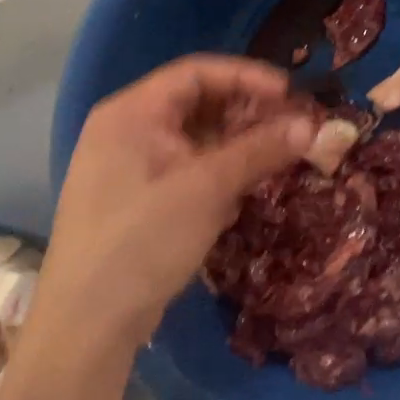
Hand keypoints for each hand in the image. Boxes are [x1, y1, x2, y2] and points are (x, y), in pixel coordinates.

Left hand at [35, 55, 313, 347]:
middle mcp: (126, 130)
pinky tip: (244, 189)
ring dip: (238, 143)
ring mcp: (129, 167)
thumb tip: (314, 124)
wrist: (85, 328)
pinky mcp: (137, 200)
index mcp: (131, 113)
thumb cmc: (142, 241)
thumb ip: (263, 149)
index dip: (247, 77)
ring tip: (277, 156)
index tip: (290, 94)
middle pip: (198, 102)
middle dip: (248, 112)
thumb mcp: (209, 188)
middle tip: (292, 126)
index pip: (198, 72)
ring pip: (196, 137)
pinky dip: (220, 169)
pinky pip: (187, 166)